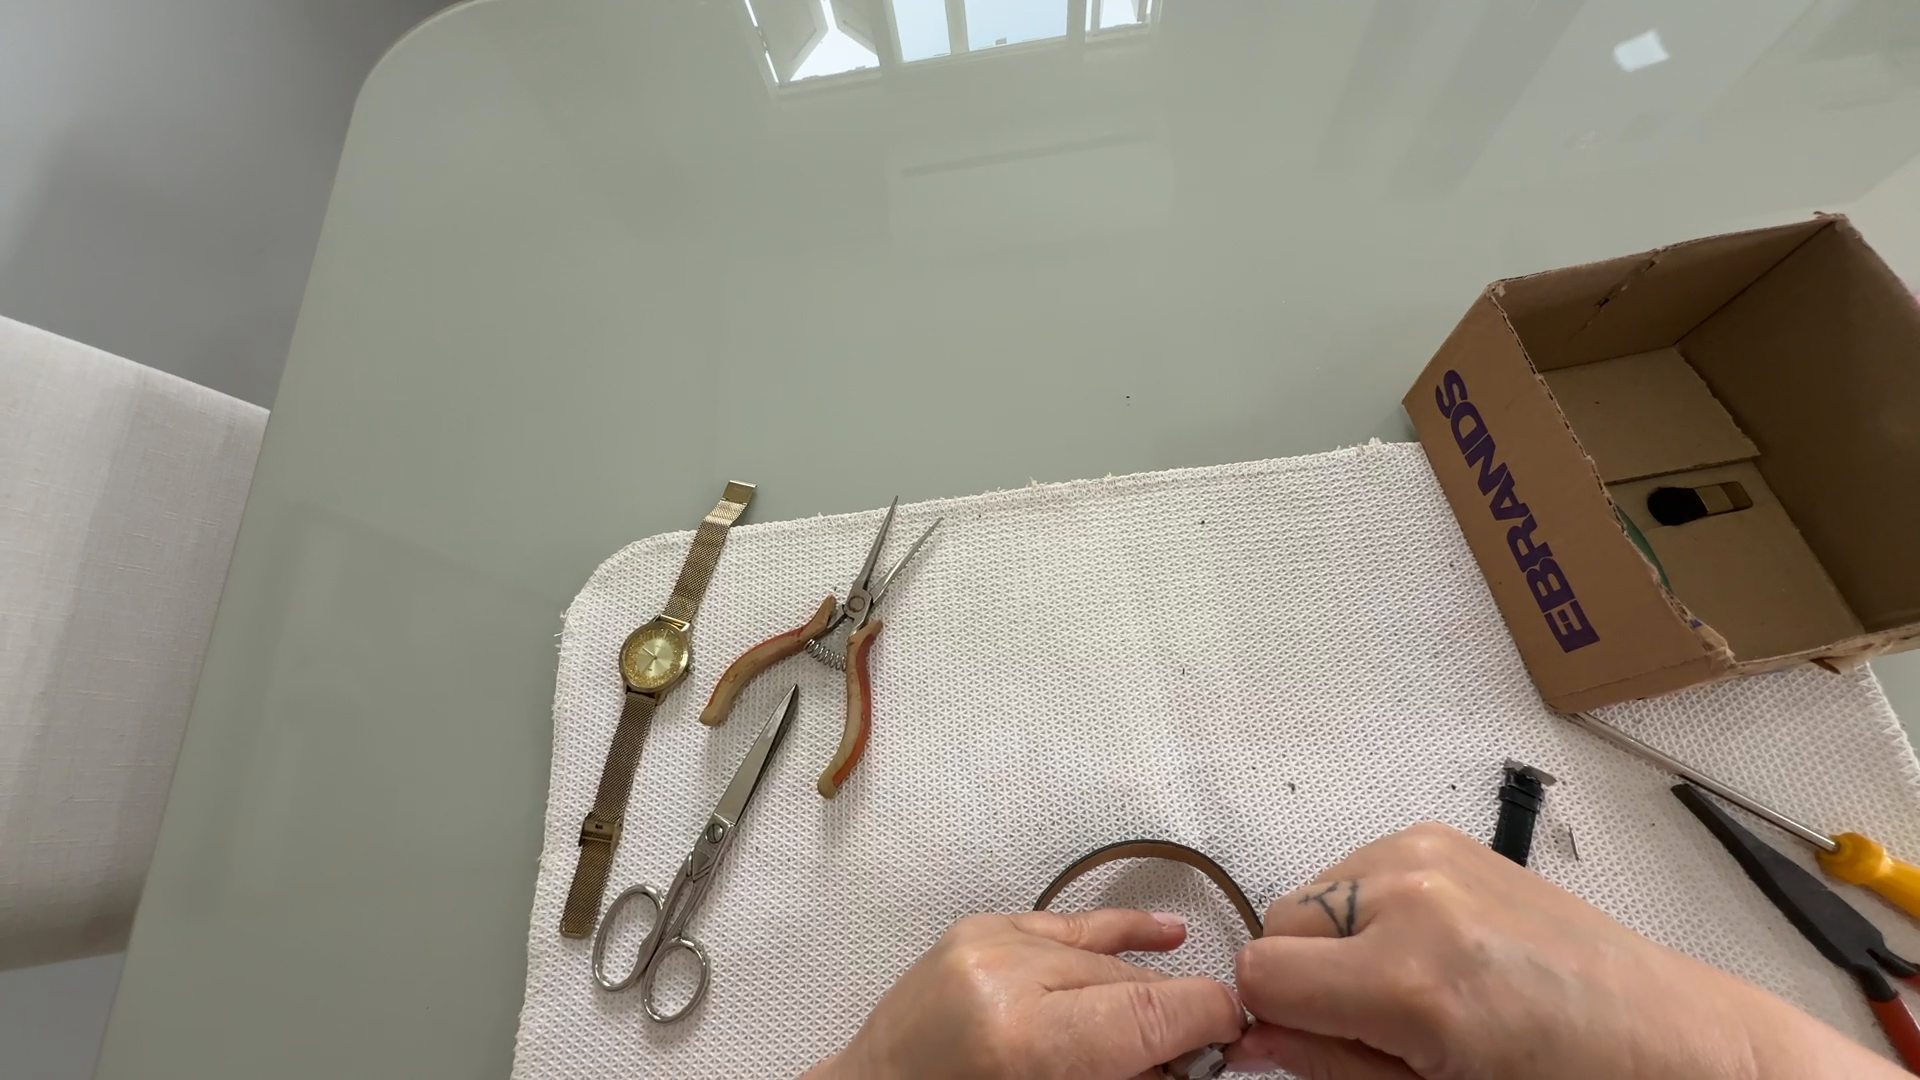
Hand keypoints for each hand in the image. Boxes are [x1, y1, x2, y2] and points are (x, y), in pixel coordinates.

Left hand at [805, 909, 1243, 1079]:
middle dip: (1174, 1012)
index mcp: (1021, 1038)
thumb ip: (1125, 1076)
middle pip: (1123, 981)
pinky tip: (1162, 930)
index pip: (1142, 1014)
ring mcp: (986, 938)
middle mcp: (1005, 973)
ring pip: (1098, 952)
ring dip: (1142, 981)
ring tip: (1193, 1005)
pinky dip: (1111, 932)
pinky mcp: (977, 927)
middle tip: (1209, 1048)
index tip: (1240, 1033)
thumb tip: (1188, 1058)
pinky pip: (1061, 924)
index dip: (1205, 1018)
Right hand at [1230, 823, 1905, 1079]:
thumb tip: (1246, 1039)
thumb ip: (1329, 1066)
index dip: (1272, 1014)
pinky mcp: (1431, 831)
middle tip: (1373, 1016)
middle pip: (1279, 923)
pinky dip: (1363, 908)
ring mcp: (1418, 850)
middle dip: (1304, 974)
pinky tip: (1427, 940)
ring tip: (1408, 976)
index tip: (1309, 1039)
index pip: (1263, 973)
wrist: (1686, 1044)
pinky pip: (1351, 870)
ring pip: (1310, 893)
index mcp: (1411, 980)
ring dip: (1332, 938)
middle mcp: (1404, 894)